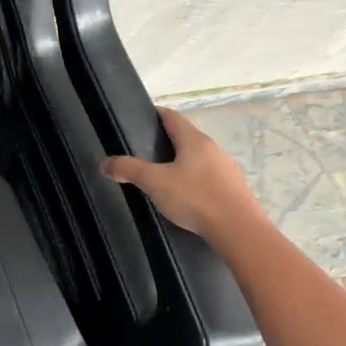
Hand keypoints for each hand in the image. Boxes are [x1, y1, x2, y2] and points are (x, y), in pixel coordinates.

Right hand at [102, 107, 266, 245]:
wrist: (240, 232)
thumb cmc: (195, 198)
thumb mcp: (154, 182)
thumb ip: (128, 169)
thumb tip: (105, 164)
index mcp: (195, 141)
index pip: (172, 117)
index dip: (154, 114)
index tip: (138, 119)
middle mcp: (214, 150)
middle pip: (185, 137)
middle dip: (165, 142)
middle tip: (142, 152)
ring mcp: (228, 170)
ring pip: (198, 159)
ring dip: (181, 163)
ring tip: (161, 177)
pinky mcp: (235, 190)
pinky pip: (209, 177)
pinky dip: (194, 180)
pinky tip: (185, 196)